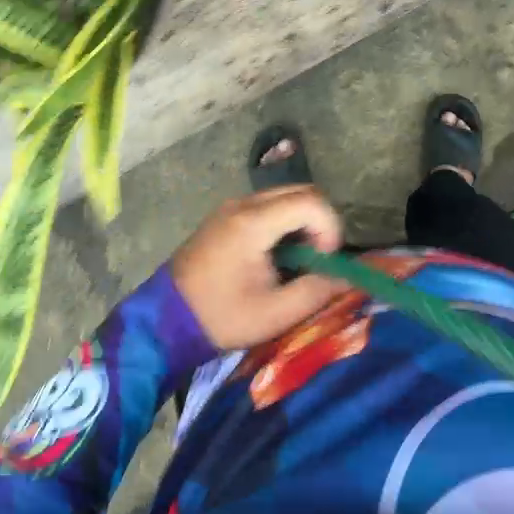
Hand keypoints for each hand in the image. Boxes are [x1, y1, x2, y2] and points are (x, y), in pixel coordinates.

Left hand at [171, 186, 352, 350]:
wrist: (164, 321)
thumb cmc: (221, 317)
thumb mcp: (275, 313)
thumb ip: (317, 291)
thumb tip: (349, 276)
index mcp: (253, 223)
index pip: (311, 202)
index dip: (330, 229)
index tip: (324, 261)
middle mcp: (242, 204)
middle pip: (301, 192)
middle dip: (320, 223)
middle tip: (316, 260)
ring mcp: (231, 207)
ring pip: (285, 197)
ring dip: (302, 223)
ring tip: (296, 262)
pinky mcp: (226, 216)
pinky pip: (267, 206)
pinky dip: (284, 224)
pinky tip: (276, 257)